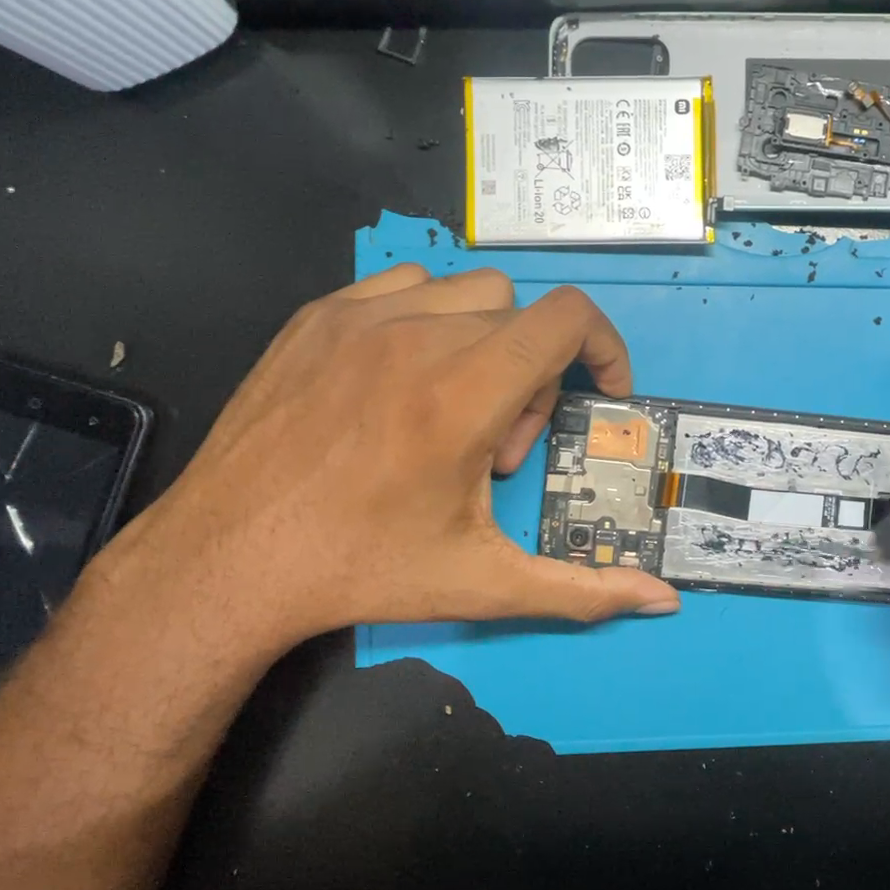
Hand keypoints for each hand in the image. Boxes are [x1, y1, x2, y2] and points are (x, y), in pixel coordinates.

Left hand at [83, 265, 679, 657]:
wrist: (223, 561)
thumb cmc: (361, 569)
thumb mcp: (483, 583)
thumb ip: (582, 590)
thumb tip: (665, 602)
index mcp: (464, 394)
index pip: (567, 319)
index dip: (605, 349)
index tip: (600, 396)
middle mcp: (418, 338)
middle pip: (523, 316)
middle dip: (536, 375)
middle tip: (496, 446)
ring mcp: (359, 319)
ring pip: (467, 293)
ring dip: (486, 342)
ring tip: (450, 408)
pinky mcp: (316, 317)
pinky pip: (404, 287)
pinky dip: (428, 320)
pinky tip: (400, 381)